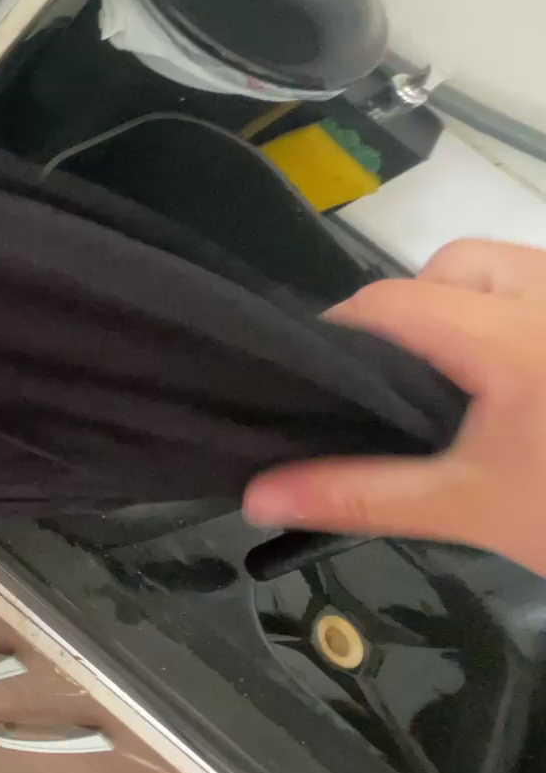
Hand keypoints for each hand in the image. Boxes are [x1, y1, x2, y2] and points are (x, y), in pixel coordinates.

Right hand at [244, 239, 545, 575]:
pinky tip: (521, 386)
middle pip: (460, 264)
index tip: (317, 377)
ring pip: (519, 272)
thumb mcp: (471, 508)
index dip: (338, 329)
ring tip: (464, 377)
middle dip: (415, 306)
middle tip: (401, 374)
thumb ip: (358, 495)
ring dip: (474, 309)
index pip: (392, 301)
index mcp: (517, 339)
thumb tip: (253, 498)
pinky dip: (521, 324)